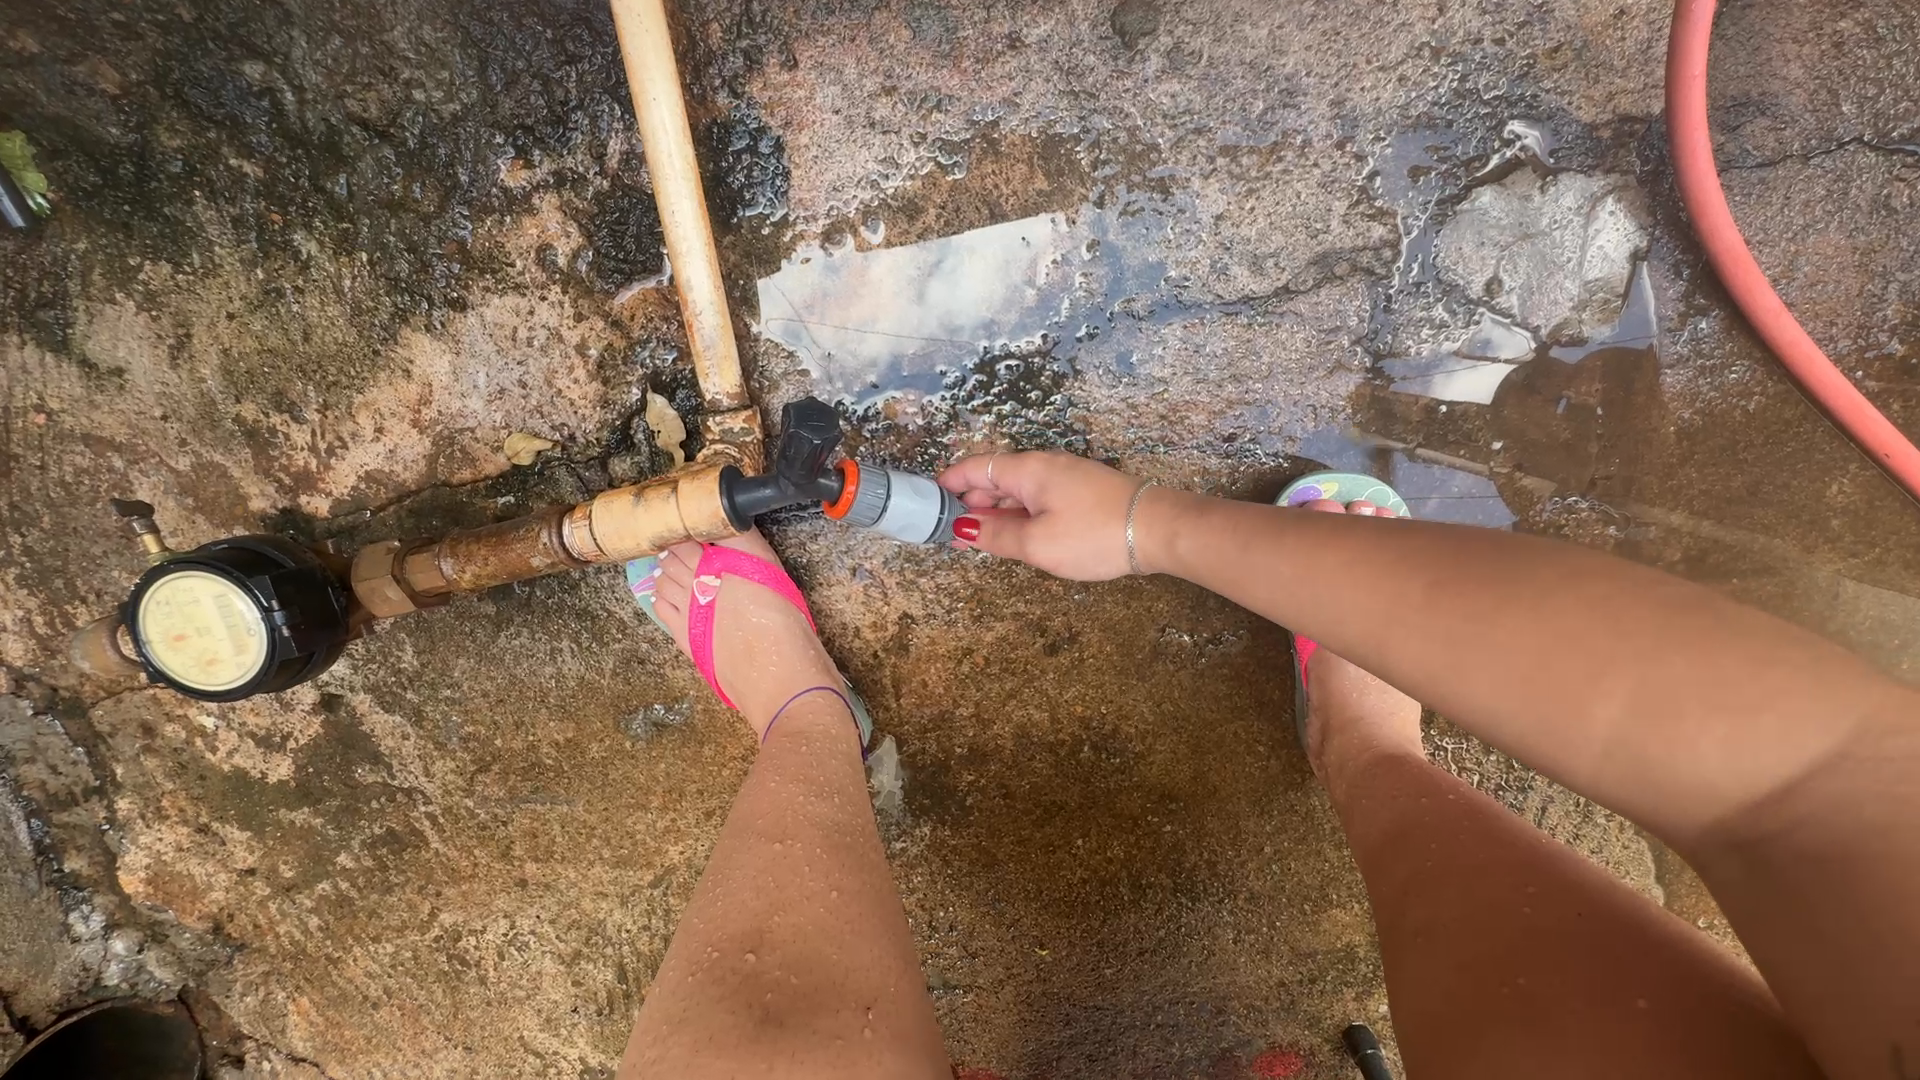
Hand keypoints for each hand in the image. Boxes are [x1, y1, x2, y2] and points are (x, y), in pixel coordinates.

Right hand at [936, 451, 1148, 580]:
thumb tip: (962, 529)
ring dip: (995, 511)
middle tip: (950, 530)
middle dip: (970, 502)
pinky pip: (1038, 498)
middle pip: (995, 478)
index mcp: (1027, 470)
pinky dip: (1019, 514)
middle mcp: (1044, 466)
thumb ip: (996, 536)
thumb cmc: (1094, 535)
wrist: (1157, 530)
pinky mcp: (1082, 492)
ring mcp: (1065, 477)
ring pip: (1018, 491)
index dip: (949, 482)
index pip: (975, 467)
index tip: (929, 501)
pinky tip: (1016, 534)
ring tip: (977, 537)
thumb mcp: (1037, 544)